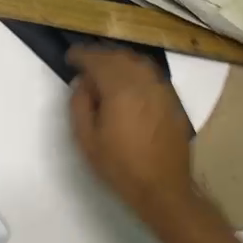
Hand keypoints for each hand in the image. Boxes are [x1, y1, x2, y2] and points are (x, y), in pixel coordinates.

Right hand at [66, 46, 201, 226]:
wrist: (163, 188)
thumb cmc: (119, 165)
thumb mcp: (86, 138)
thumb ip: (79, 104)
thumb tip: (82, 82)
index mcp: (120, 90)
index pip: (97, 59)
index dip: (81, 55)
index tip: (69, 57)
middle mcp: (144, 83)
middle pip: (119, 56)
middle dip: (100, 55)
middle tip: (84, 63)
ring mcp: (162, 90)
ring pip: (139, 62)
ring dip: (119, 61)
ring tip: (105, 71)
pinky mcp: (173, 101)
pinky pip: (151, 75)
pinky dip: (135, 71)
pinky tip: (127, 84)